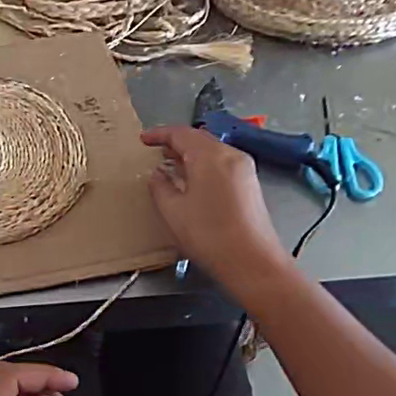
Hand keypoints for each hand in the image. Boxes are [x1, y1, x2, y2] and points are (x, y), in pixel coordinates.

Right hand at [142, 126, 290, 289]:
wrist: (252, 262)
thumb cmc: (208, 235)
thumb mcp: (173, 211)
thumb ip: (161, 186)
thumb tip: (158, 174)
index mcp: (209, 156)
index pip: (181, 134)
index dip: (160, 134)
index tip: (144, 139)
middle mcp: (230, 155)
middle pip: (200, 139)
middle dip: (177, 143)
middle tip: (157, 151)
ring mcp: (244, 169)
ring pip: (213, 151)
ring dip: (191, 155)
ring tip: (173, 166)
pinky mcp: (250, 185)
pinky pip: (223, 164)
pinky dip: (204, 166)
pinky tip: (194, 182)